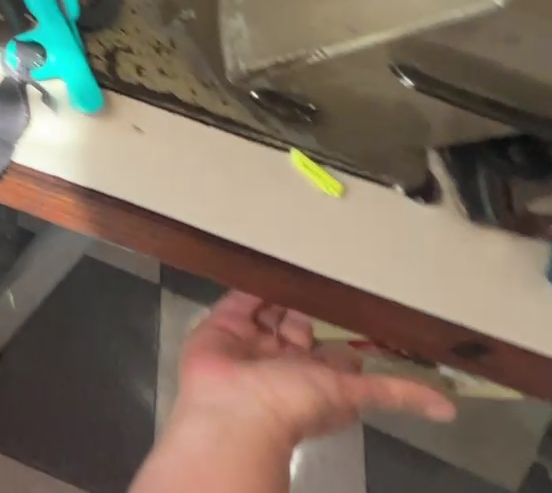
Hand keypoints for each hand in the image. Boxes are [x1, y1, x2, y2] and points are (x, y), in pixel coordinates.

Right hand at [169, 291, 456, 453]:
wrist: (232, 401)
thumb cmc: (294, 399)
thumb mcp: (350, 395)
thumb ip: (390, 391)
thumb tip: (451, 408)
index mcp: (318, 379)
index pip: (336, 353)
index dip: (347, 335)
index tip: (361, 309)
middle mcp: (285, 360)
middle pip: (300, 329)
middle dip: (311, 311)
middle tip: (325, 279)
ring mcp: (251, 341)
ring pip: (270, 314)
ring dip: (281, 296)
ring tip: (294, 265)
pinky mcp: (222, 324)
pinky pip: (238, 302)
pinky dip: (249, 287)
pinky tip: (263, 267)